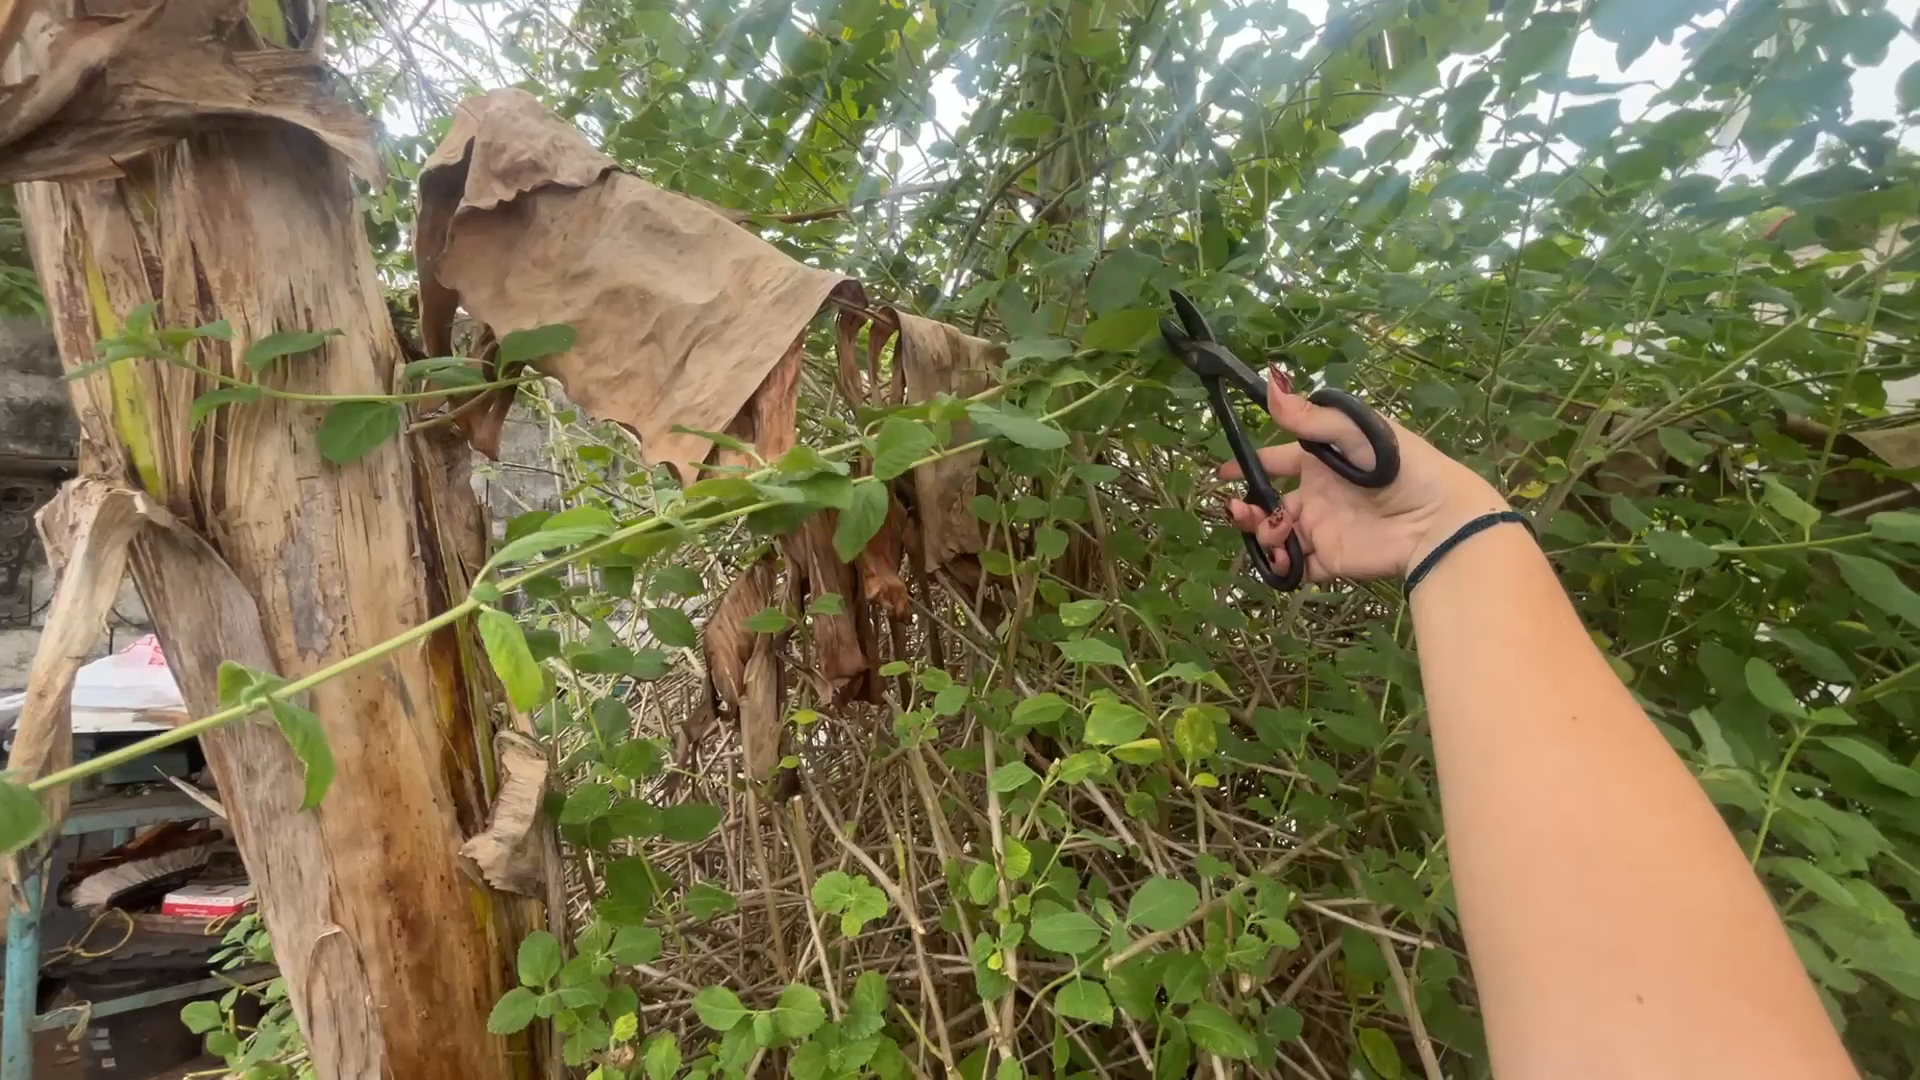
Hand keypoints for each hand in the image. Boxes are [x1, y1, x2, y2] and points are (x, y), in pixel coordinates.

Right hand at [1222, 368, 1508, 583]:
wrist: (1435, 520)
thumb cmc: (1399, 467)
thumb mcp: (1354, 432)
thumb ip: (1309, 417)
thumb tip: (1270, 385)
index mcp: (1321, 464)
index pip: (1277, 462)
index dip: (1249, 466)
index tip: (1223, 472)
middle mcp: (1317, 497)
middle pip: (1269, 504)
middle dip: (1248, 507)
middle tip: (1241, 510)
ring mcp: (1322, 529)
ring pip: (1277, 535)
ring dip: (1263, 534)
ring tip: (1271, 530)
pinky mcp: (1330, 559)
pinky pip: (1296, 567)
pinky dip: (1282, 566)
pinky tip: (1282, 557)